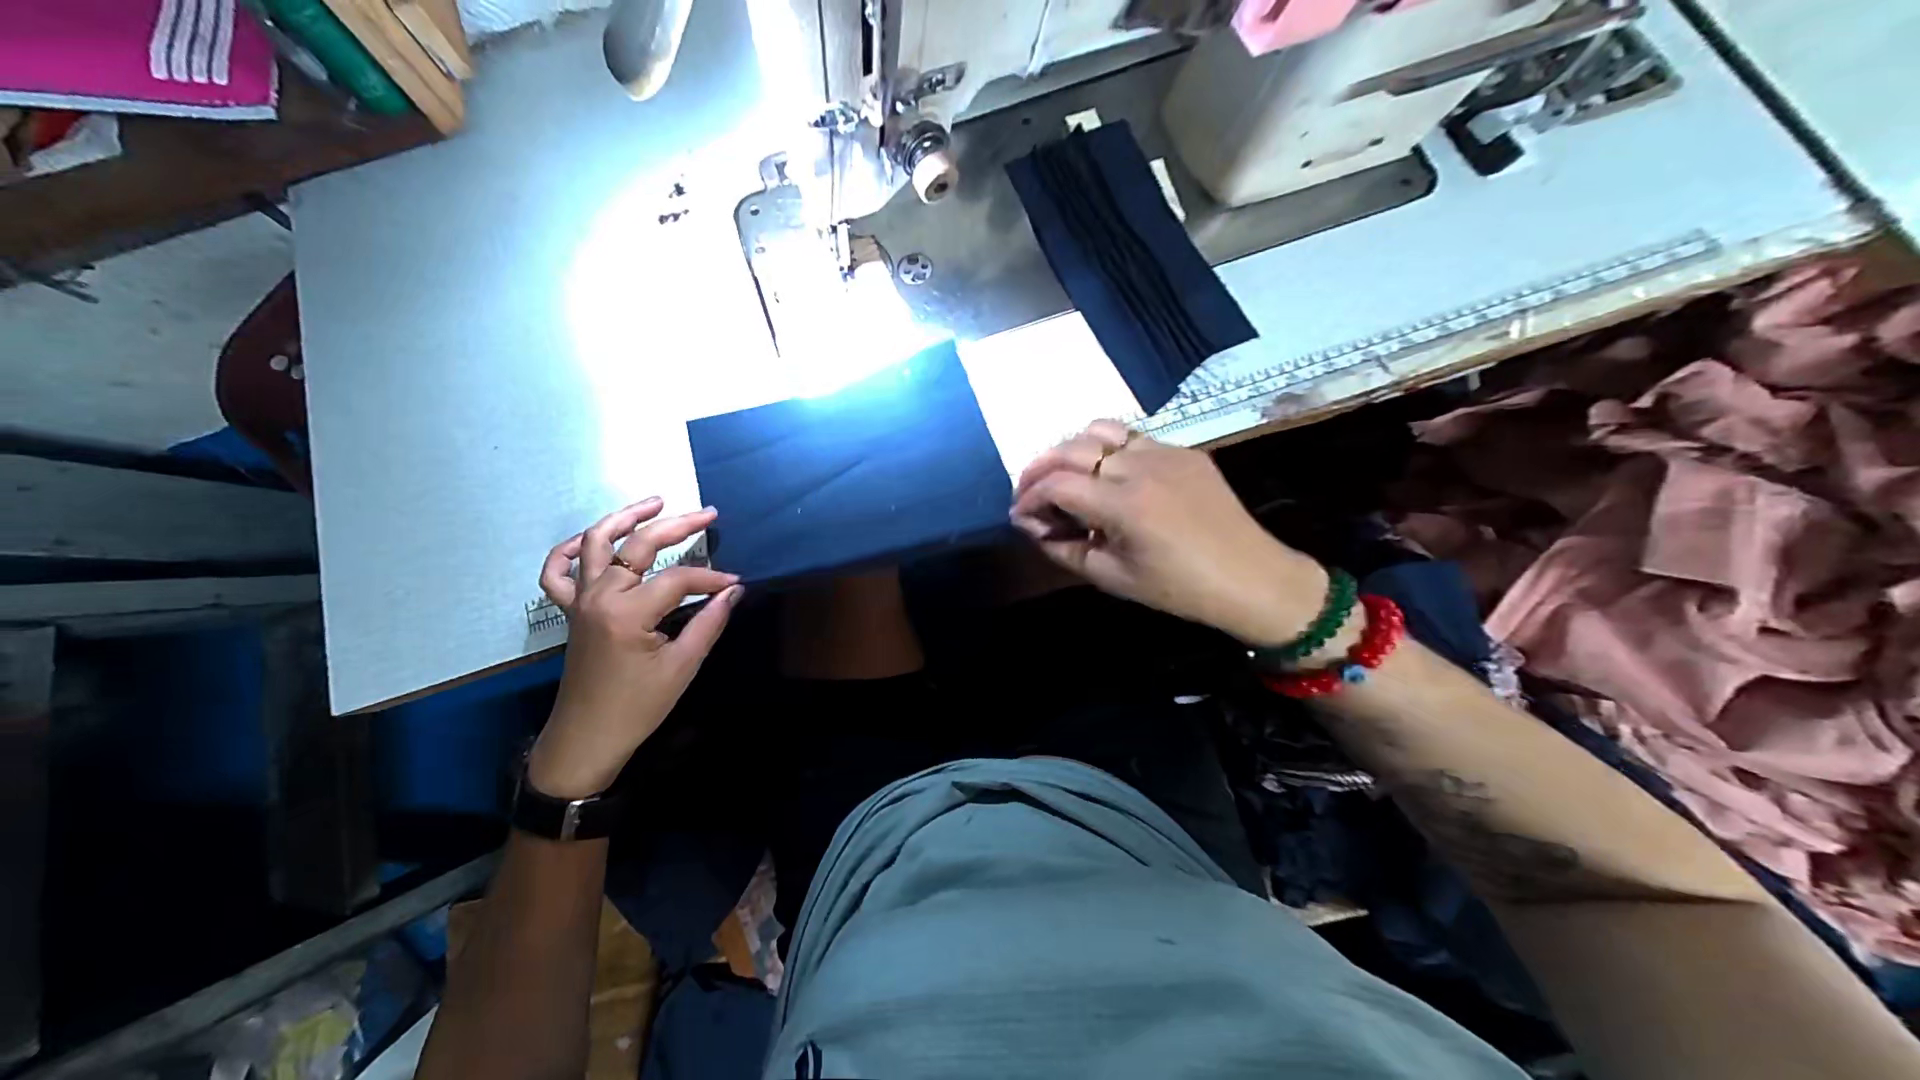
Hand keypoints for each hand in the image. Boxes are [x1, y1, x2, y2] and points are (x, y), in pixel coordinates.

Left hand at [529, 498, 742, 798]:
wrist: (588, 736)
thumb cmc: (639, 706)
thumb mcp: (683, 666)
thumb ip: (709, 622)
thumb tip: (733, 591)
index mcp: (628, 612)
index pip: (679, 578)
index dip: (712, 578)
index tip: (736, 585)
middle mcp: (599, 596)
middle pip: (638, 545)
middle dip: (677, 525)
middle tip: (708, 514)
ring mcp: (579, 600)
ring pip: (594, 542)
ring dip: (624, 517)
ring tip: (655, 503)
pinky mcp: (570, 610)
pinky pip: (557, 572)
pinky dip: (569, 549)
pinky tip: (591, 539)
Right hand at [1011, 421, 1328, 645]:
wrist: (1251, 578)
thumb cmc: (1178, 589)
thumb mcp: (1112, 578)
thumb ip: (1064, 549)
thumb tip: (1033, 526)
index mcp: (1123, 504)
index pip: (1057, 484)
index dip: (1030, 498)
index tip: (1020, 515)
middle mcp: (1140, 466)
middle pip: (1071, 449)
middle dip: (1040, 469)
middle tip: (1029, 493)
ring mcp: (1165, 452)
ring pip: (1100, 430)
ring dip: (1071, 450)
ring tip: (1064, 476)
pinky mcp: (1184, 451)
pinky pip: (1133, 437)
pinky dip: (1107, 449)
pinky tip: (1107, 474)